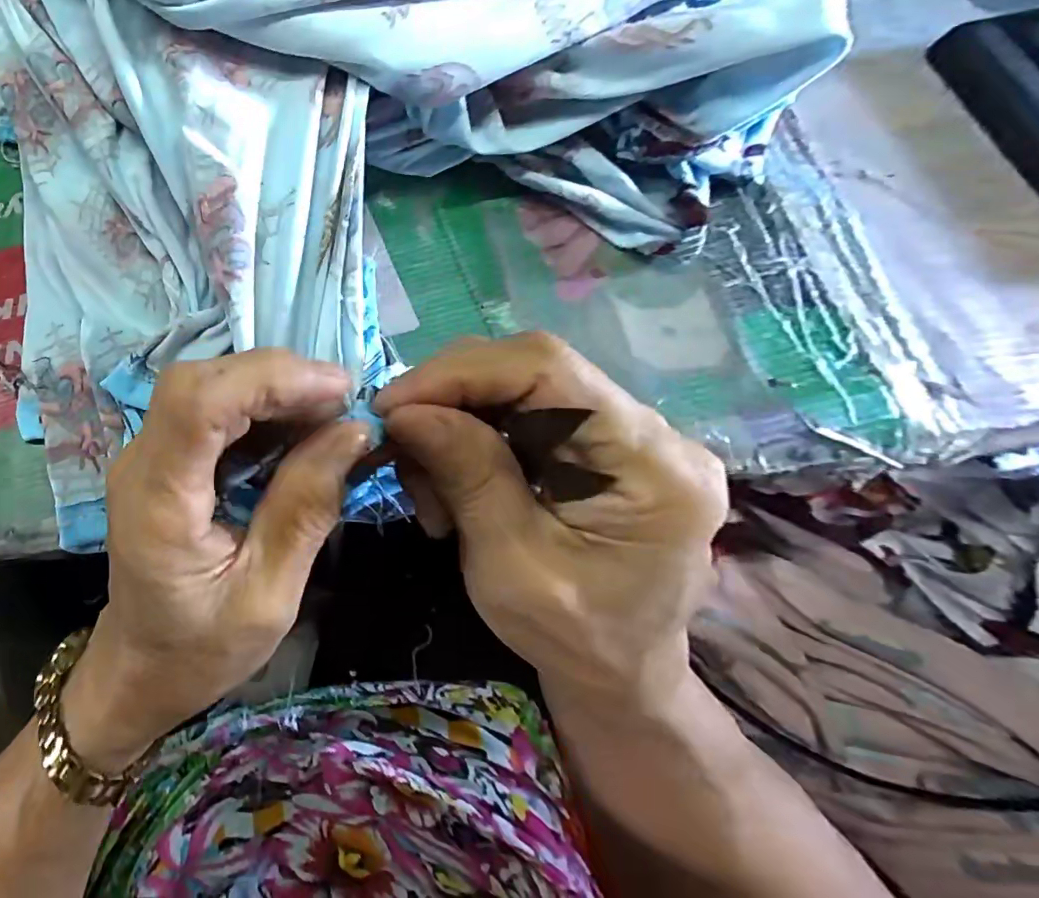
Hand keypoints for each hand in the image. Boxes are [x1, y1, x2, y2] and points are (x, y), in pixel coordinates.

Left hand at [62, 350, 371, 768]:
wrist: (140, 663)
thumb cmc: (201, 647)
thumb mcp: (268, 596)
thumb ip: (304, 508)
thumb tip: (353, 431)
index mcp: (158, 501)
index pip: (196, 403)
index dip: (267, 379)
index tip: (338, 391)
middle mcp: (139, 464)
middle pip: (196, 383)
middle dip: (272, 377)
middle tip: (340, 403)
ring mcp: (142, 457)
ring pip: (199, 388)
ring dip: (266, 389)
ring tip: (326, 414)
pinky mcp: (157, 460)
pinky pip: (202, 413)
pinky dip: (252, 409)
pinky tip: (294, 429)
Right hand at [372, 333, 726, 711]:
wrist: (617, 676)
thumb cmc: (571, 636)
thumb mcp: (509, 563)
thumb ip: (467, 476)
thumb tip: (404, 410)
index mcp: (652, 465)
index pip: (548, 369)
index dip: (459, 373)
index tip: (391, 407)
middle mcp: (648, 433)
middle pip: (526, 368)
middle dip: (444, 397)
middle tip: (393, 441)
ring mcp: (620, 435)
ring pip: (508, 386)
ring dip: (446, 423)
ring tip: (425, 490)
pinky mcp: (590, 445)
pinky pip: (510, 414)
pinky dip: (460, 438)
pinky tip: (445, 484)